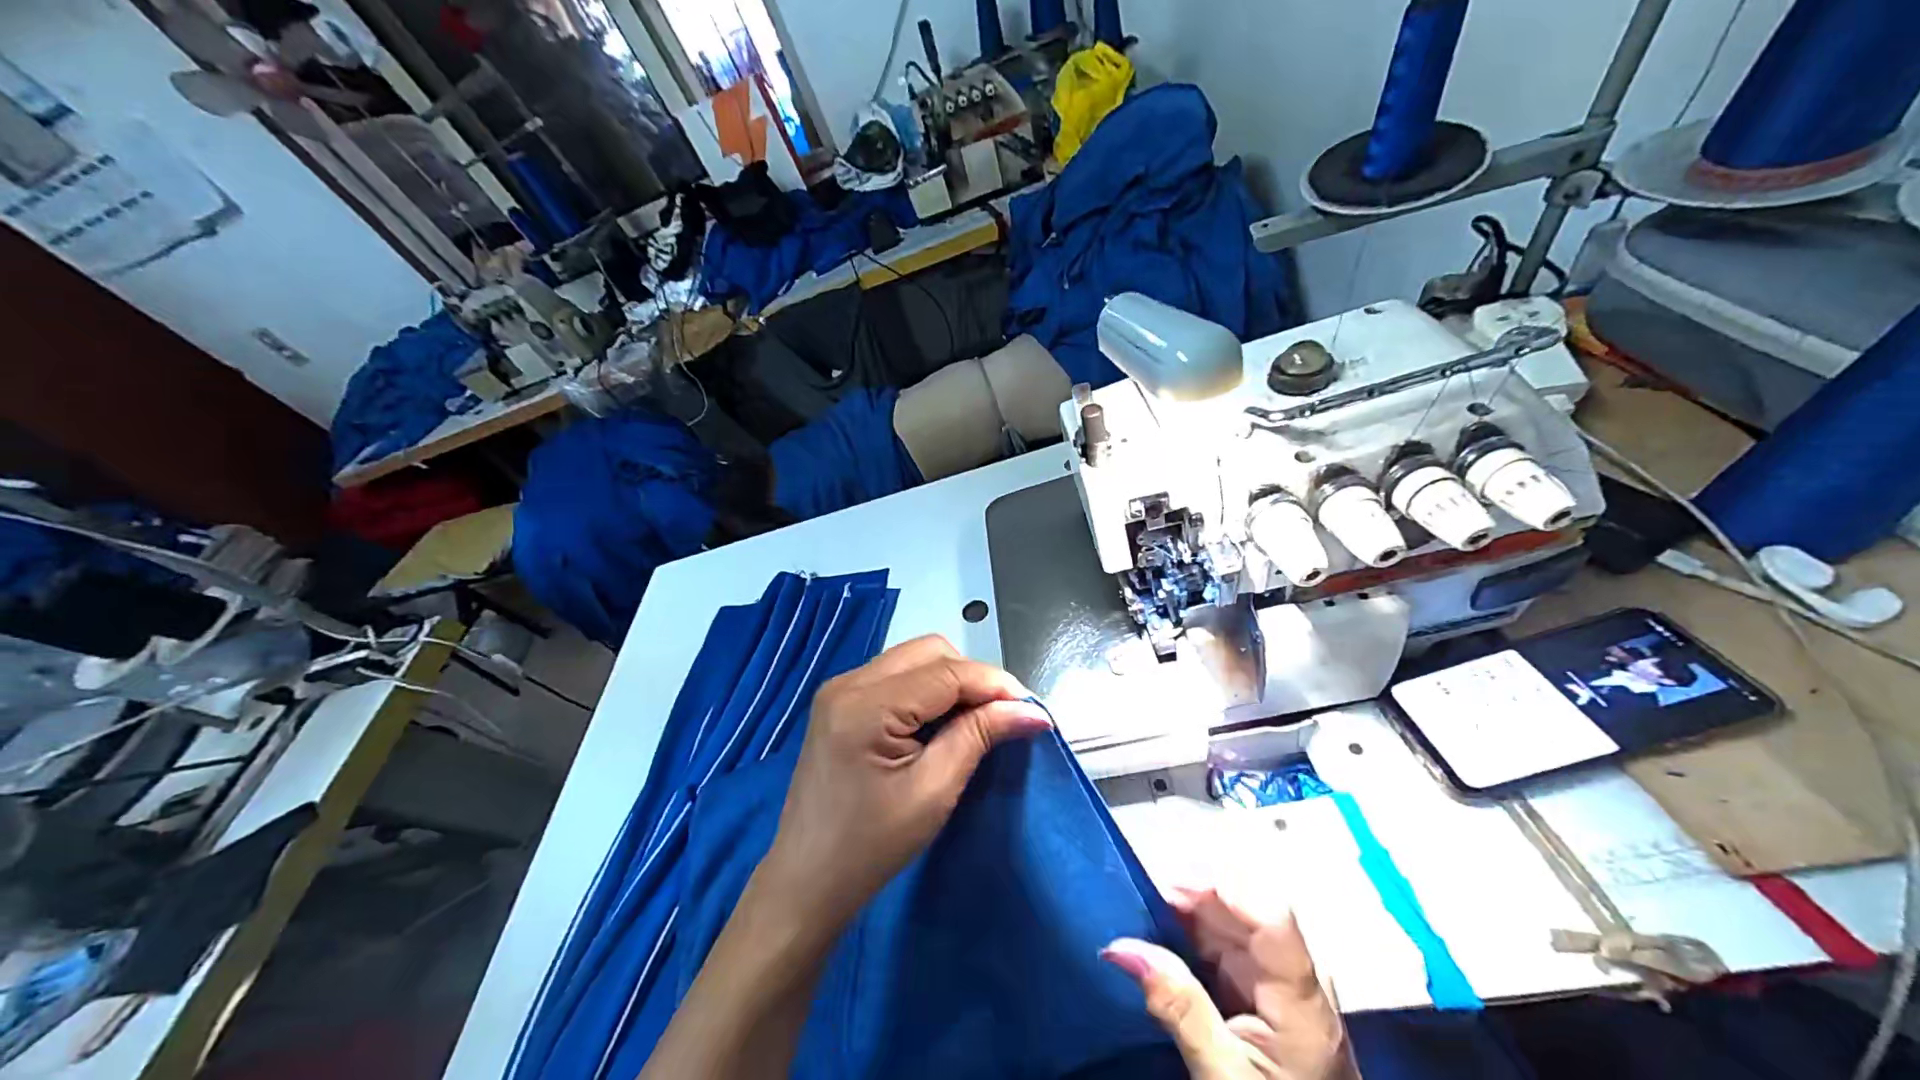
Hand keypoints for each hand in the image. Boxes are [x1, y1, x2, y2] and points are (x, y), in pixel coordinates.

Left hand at [755, 635, 1052, 930]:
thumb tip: (1029, 710)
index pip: (946, 671)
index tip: (1033, 710)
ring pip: (914, 658)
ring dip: (951, 681)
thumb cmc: (871, 846)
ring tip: (977, 721)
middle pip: (929, 652)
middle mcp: (848, 682)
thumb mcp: (934, 791)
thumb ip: (979, 736)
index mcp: (865, 704)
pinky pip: (896, 676)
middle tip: (1002, 717)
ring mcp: (840, 689)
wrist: (807, 880)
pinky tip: (942, 722)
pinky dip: (927, 690)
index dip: (995, 684)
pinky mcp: (840, 702)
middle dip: (973, 678)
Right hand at [1102, 887, 1356, 1079]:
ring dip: (1185, 910)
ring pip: (1232, 919)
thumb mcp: (1221, 1075)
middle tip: (1134, 900)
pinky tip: (1160, 932)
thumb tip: (1120, 947)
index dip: (1219, 886)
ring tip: (1139, 913)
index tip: (1163, 884)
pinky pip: (1226, 940)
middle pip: (1247, 910)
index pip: (1270, 916)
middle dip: (1190, 894)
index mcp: (1301, 998)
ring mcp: (1282, 977)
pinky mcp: (1265, 985)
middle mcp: (1298, 975)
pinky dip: (1191, 930)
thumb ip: (1178, 1008)